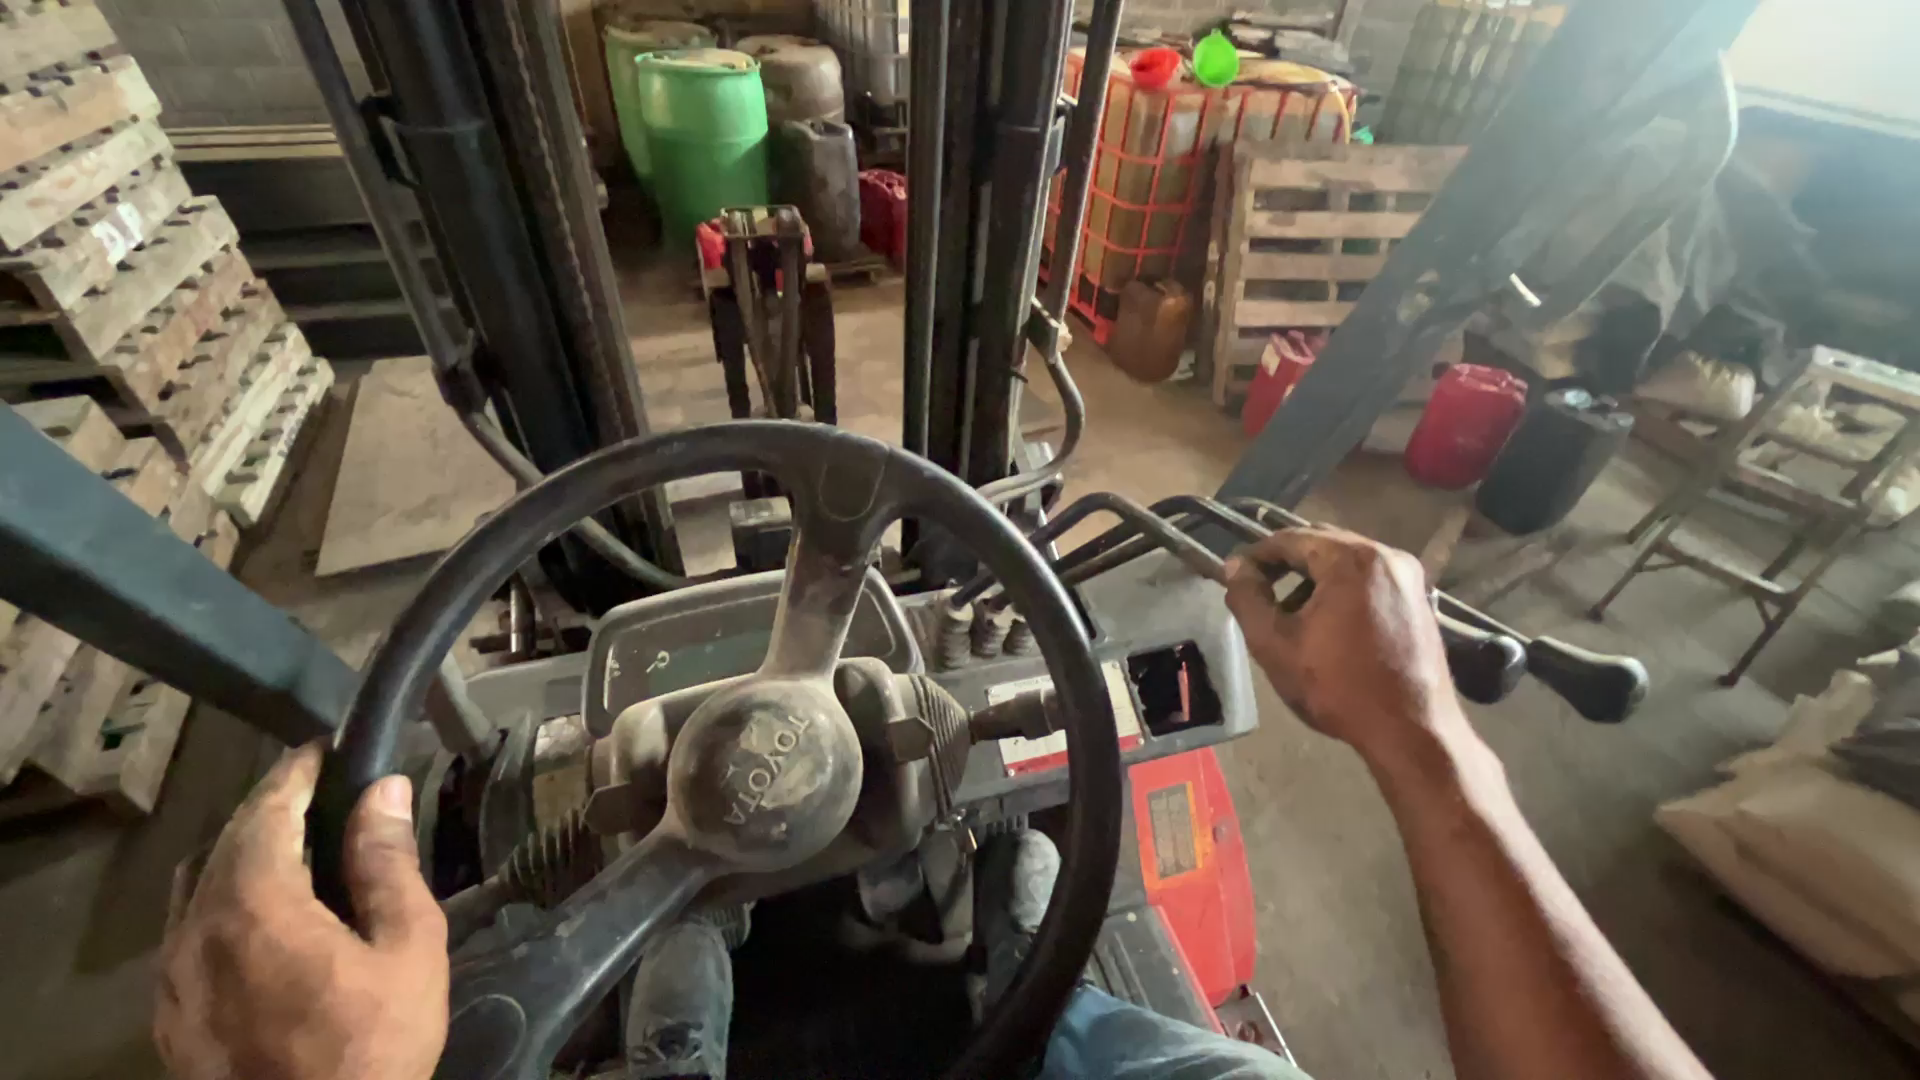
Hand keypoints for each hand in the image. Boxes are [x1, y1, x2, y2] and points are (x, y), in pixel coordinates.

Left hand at [155, 743, 448, 1079]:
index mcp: (254, 911)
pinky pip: (189, 926)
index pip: (264, 817)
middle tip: (324, 784)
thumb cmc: (375, 1036)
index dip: (295, 774)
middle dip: (270, 805)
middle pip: (222, 845)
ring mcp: (172, 980)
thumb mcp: (407, 941)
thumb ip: (386, 862)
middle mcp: (194, 936)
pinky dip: (228, 891)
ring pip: (195, 885)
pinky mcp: (171, 1014)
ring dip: (244, 848)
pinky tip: (275, 906)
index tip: (327, 746)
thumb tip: (382, 790)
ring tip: (303, 839)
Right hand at [1223, 526, 1467, 759]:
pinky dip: (1340, 588)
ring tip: (1287, 611)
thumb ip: (1247, 598)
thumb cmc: (1337, 687)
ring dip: (1311, 576)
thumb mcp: (1275, 643)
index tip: (1236, 577)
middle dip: (1285, 563)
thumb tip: (1235, 567)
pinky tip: (1324, 621)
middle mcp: (1386, 556)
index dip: (1256, 555)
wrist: (1412, 732)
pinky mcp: (1418, 599)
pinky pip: (1368, 577)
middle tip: (1257, 590)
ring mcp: (1408, 577)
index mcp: (1352, 560)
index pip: (1290, 539)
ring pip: (1345, 560)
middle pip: (1321, 543)